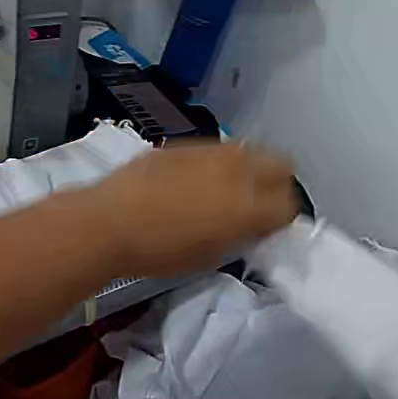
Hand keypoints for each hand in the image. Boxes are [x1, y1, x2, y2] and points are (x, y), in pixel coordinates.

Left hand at [64, 140, 298, 278]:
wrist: (108, 221)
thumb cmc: (158, 251)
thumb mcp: (210, 254)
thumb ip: (240, 235)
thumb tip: (251, 226)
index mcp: (248, 206)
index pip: (289, 204)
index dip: (281, 217)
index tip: (268, 227)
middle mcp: (236, 170)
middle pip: (280, 164)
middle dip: (276, 182)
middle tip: (257, 202)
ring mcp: (209, 151)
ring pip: (249, 149)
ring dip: (248, 167)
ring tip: (227, 187)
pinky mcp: (183, 143)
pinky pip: (215, 148)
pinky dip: (217, 162)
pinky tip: (196, 178)